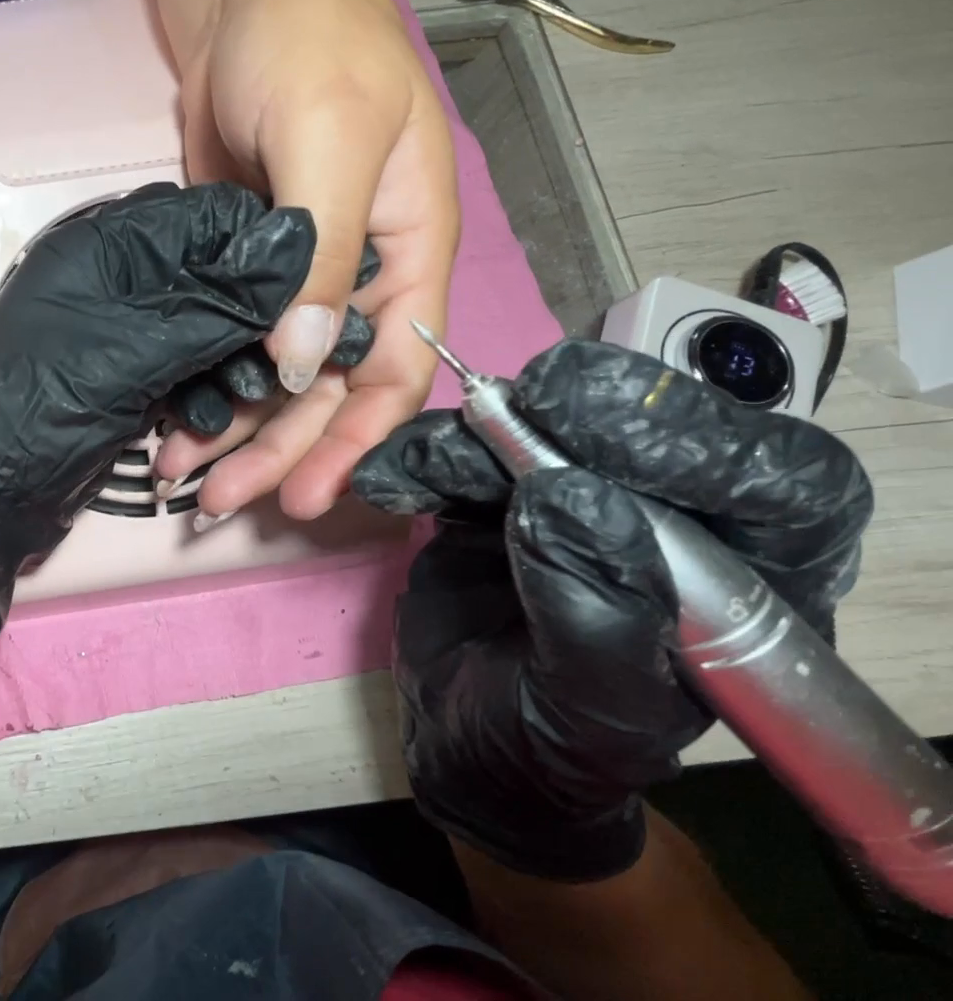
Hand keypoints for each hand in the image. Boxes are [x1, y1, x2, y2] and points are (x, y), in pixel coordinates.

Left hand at [0, 183, 313, 684]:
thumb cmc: (38, 407)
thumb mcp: (129, 352)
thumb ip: (212, 310)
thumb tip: (296, 277)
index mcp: (106, 245)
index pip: (208, 220)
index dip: (263, 253)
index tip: (310, 294)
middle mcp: (116, 276)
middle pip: (212, 279)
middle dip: (250, 324)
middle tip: (283, 364)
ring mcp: (118, 329)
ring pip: (203, 331)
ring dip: (227, 370)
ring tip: (237, 405)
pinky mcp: (122, 376)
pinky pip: (182, 371)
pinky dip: (199, 397)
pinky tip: (203, 427)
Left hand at [149, 0, 459, 521]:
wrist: (246, 3)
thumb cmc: (312, 45)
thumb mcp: (332, 137)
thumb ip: (322, 252)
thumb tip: (298, 362)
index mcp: (408, 254)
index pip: (396, 369)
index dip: (356, 440)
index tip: (309, 494)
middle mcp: (354, 281)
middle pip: (323, 393)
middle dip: (278, 452)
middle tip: (223, 502)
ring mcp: (290, 283)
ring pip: (269, 379)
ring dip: (232, 432)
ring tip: (182, 477)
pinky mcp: (235, 275)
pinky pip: (223, 347)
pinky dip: (202, 387)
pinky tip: (170, 422)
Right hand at [350, 341, 872, 879]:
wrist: (462, 755)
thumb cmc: (546, 756)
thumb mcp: (587, 717)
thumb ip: (595, 618)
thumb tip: (563, 492)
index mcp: (745, 587)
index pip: (775, 485)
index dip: (694, 441)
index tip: (589, 427)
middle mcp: (672, 528)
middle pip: (659, 431)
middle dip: (583, 408)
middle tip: (503, 405)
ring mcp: (578, 506)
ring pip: (548, 428)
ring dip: (474, 433)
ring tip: (411, 466)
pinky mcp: (499, 502)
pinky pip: (468, 454)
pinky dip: (423, 453)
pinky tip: (387, 475)